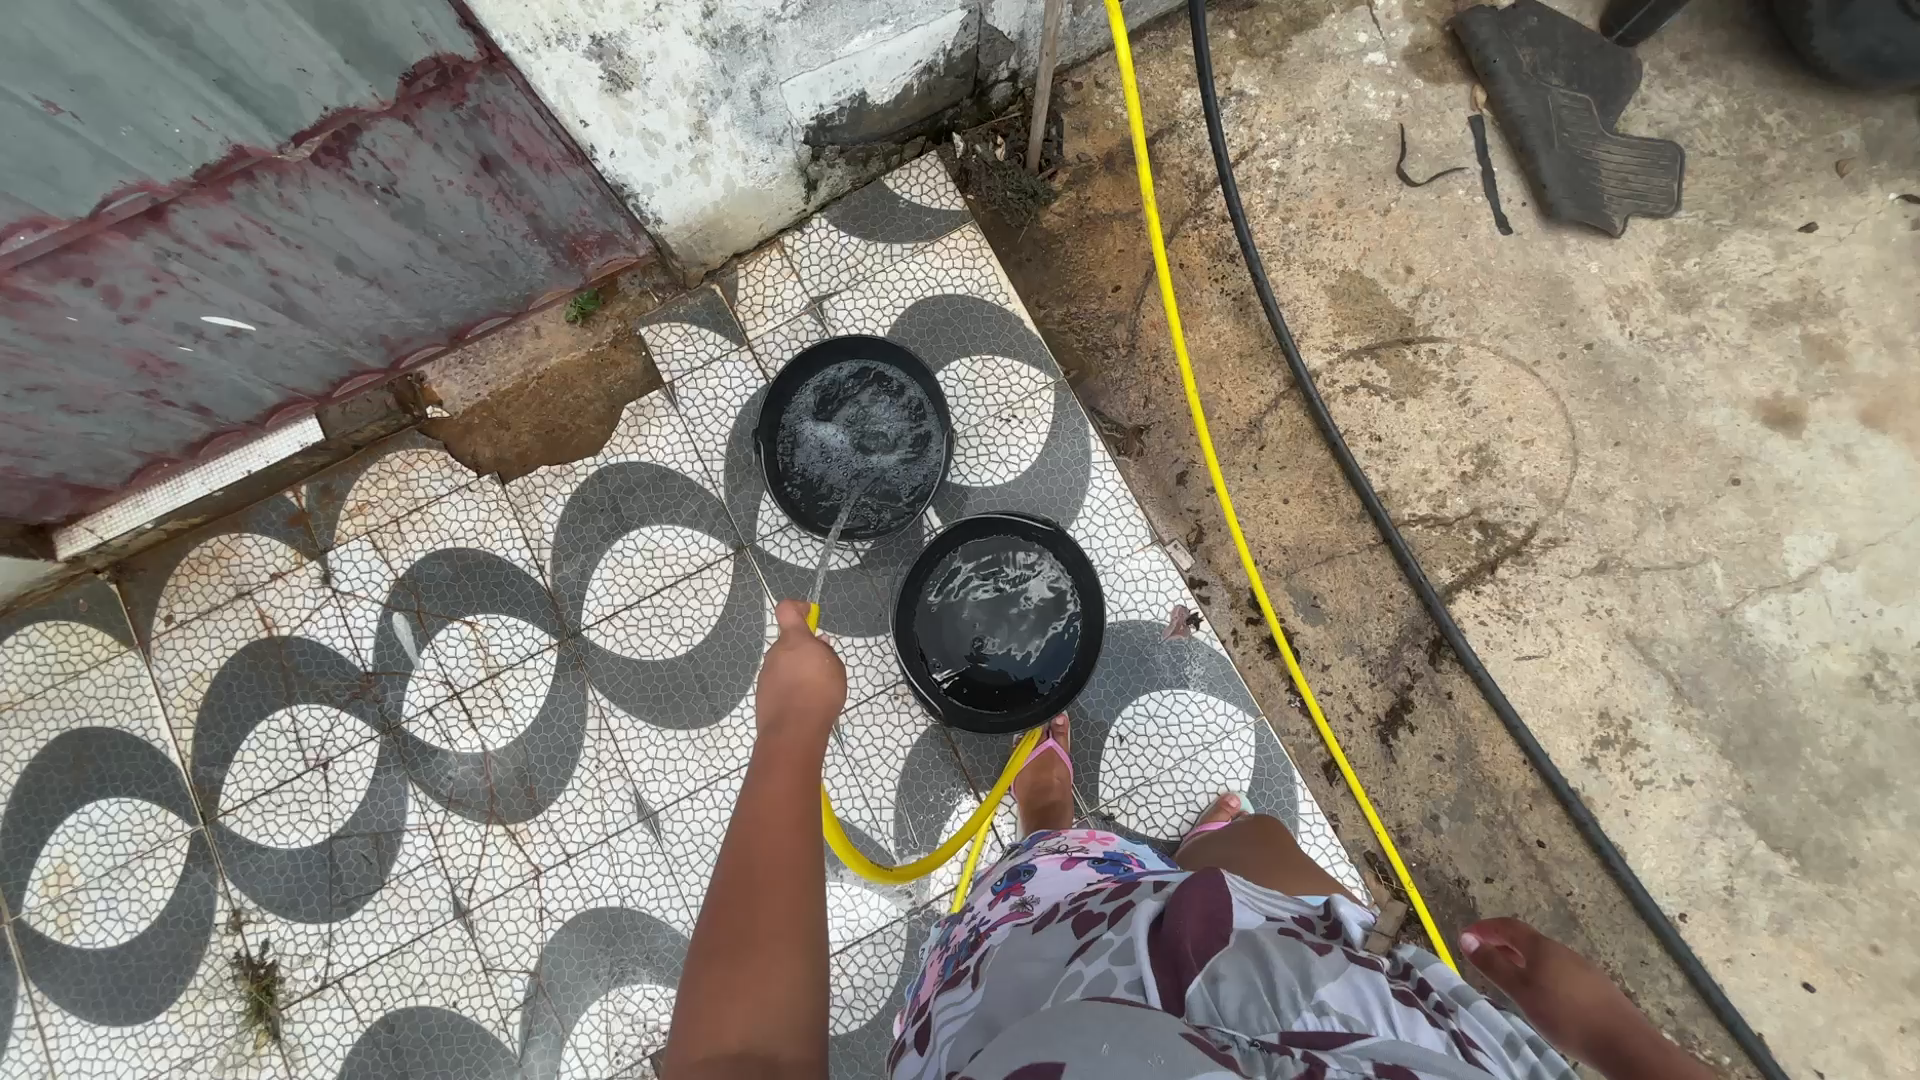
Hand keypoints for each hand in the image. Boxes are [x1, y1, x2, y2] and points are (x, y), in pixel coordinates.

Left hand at [754, 600, 846, 744]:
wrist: (793, 730)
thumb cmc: (821, 694)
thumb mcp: (836, 669)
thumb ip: (826, 652)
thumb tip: (820, 643)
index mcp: (795, 640)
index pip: (787, 610)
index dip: (798, 607)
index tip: (810, 613)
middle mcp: (776, 653)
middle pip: (788, 643)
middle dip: (804, 650)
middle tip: (822, 667)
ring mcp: (766, 673)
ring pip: (783, 664)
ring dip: (796, 671)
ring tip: (814, 690)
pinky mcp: (762, 693)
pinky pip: (778, 683)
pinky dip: (789, 687)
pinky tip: (802, 703)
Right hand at [1461, 918, 1698, 1075]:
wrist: (1628, 1047)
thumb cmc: (1566, 1015)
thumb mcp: (1520, 992)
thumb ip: (1492, 965)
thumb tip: (1465, 938)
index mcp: (1541, 947)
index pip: (1507, 926)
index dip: (1484, 928)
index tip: (1466, 936)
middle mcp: (1563, 951)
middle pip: (1527, 940)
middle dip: (1502, 944)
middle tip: (1484, 957)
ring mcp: (1584, 970)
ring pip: (1545, 958)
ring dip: (1523, 961)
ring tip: (1511, 979)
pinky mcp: (1599, 989)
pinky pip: (1561, 973)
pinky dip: (1543, 975)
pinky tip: (1546, 997)